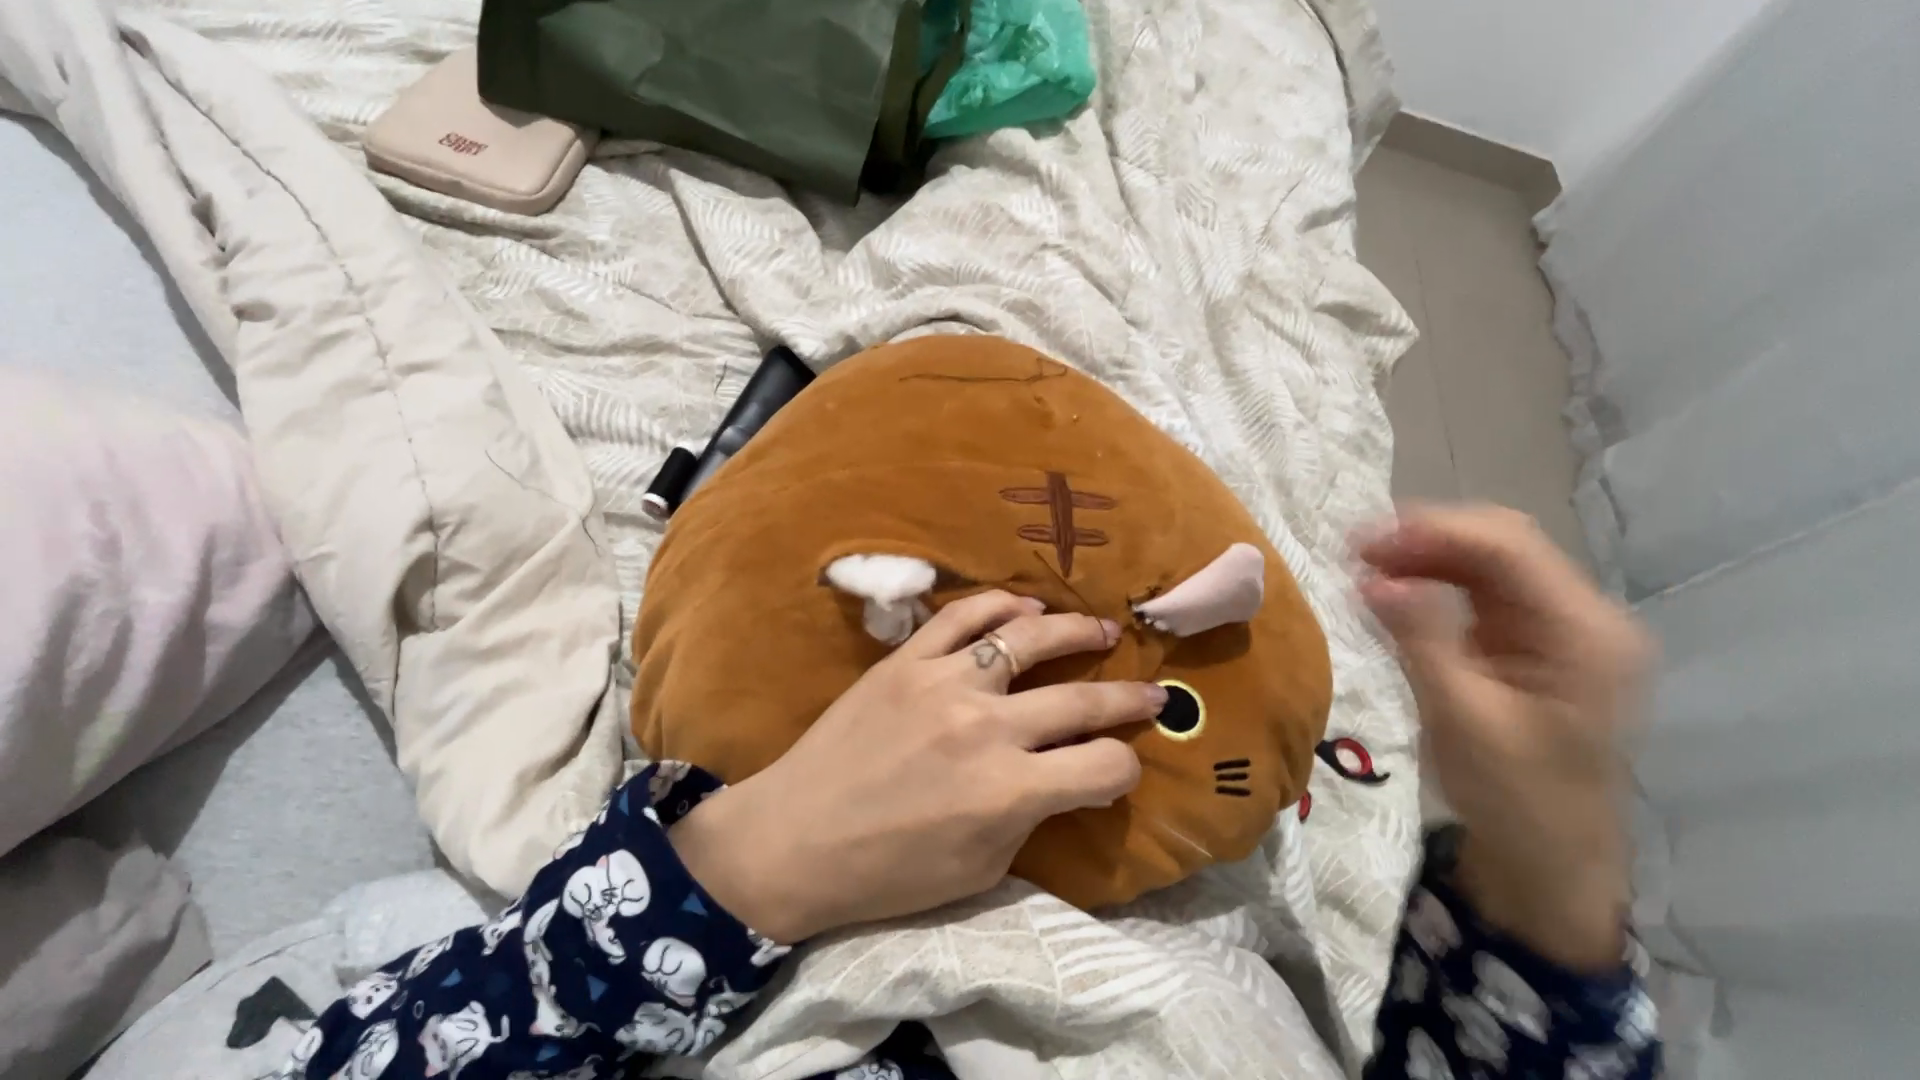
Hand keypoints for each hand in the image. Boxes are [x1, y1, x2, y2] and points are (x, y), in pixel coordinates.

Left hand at [668, 590, 1160, 942]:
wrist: (796, 840)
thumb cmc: (890, 872)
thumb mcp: (981, 869)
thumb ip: (1032, 817)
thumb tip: (1063, 779)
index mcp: (1011, 791)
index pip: (1104, 767)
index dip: (1125, 771)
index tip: (1119, 770)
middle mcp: (988, 728)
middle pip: (1082, 701)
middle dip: (1130, 699)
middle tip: (1152, 692)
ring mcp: (945, 683)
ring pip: (1028, 639)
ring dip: (1077, 632)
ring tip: (1103, 631)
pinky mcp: (906, 660)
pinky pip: (962, 616)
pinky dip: (1001, 604)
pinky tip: (1026, 606)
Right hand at [1355, 504, 1652, 971]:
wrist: (1551, 860)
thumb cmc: (1514, 798)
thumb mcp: (1460, 718)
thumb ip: (1420, 639)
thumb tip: (1372, 578)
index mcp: (1583, 633)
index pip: (1508, 548)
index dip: (1431, 532)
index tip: (1359, 545)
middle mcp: (1583, 616)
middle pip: (1504, 543)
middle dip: (1427, 537)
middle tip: (1357, 554)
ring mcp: (1562, 628)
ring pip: (1491, 561)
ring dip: (1428, 556)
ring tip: (1367, 569)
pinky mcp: (1536, 642)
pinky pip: (1484, 591)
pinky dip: (1437, 582)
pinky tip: (1397, 593)